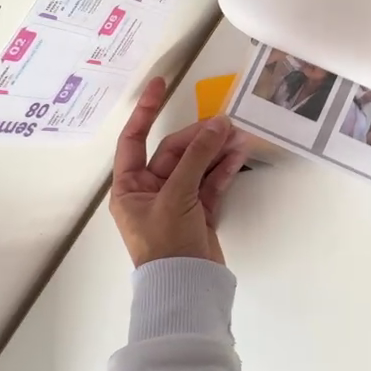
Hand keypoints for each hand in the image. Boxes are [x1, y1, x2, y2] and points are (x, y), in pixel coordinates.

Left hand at [109, 77, 247, 266]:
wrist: (186, 286)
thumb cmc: (166, 243)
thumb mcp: (177, 195)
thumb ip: (198, 156)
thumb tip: (219, 124)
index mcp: (130, 187)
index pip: (135, 139)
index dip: (147, 110)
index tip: (161, 84)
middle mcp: (151, 190)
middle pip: (176, 150)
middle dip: (201, 136)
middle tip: (226, 123)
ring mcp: (177, 200)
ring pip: (198, 164)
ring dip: (217, 149)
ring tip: (240, 135)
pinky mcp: (200, 210)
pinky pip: (212, 180)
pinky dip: (225, 167)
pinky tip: (240, 154)